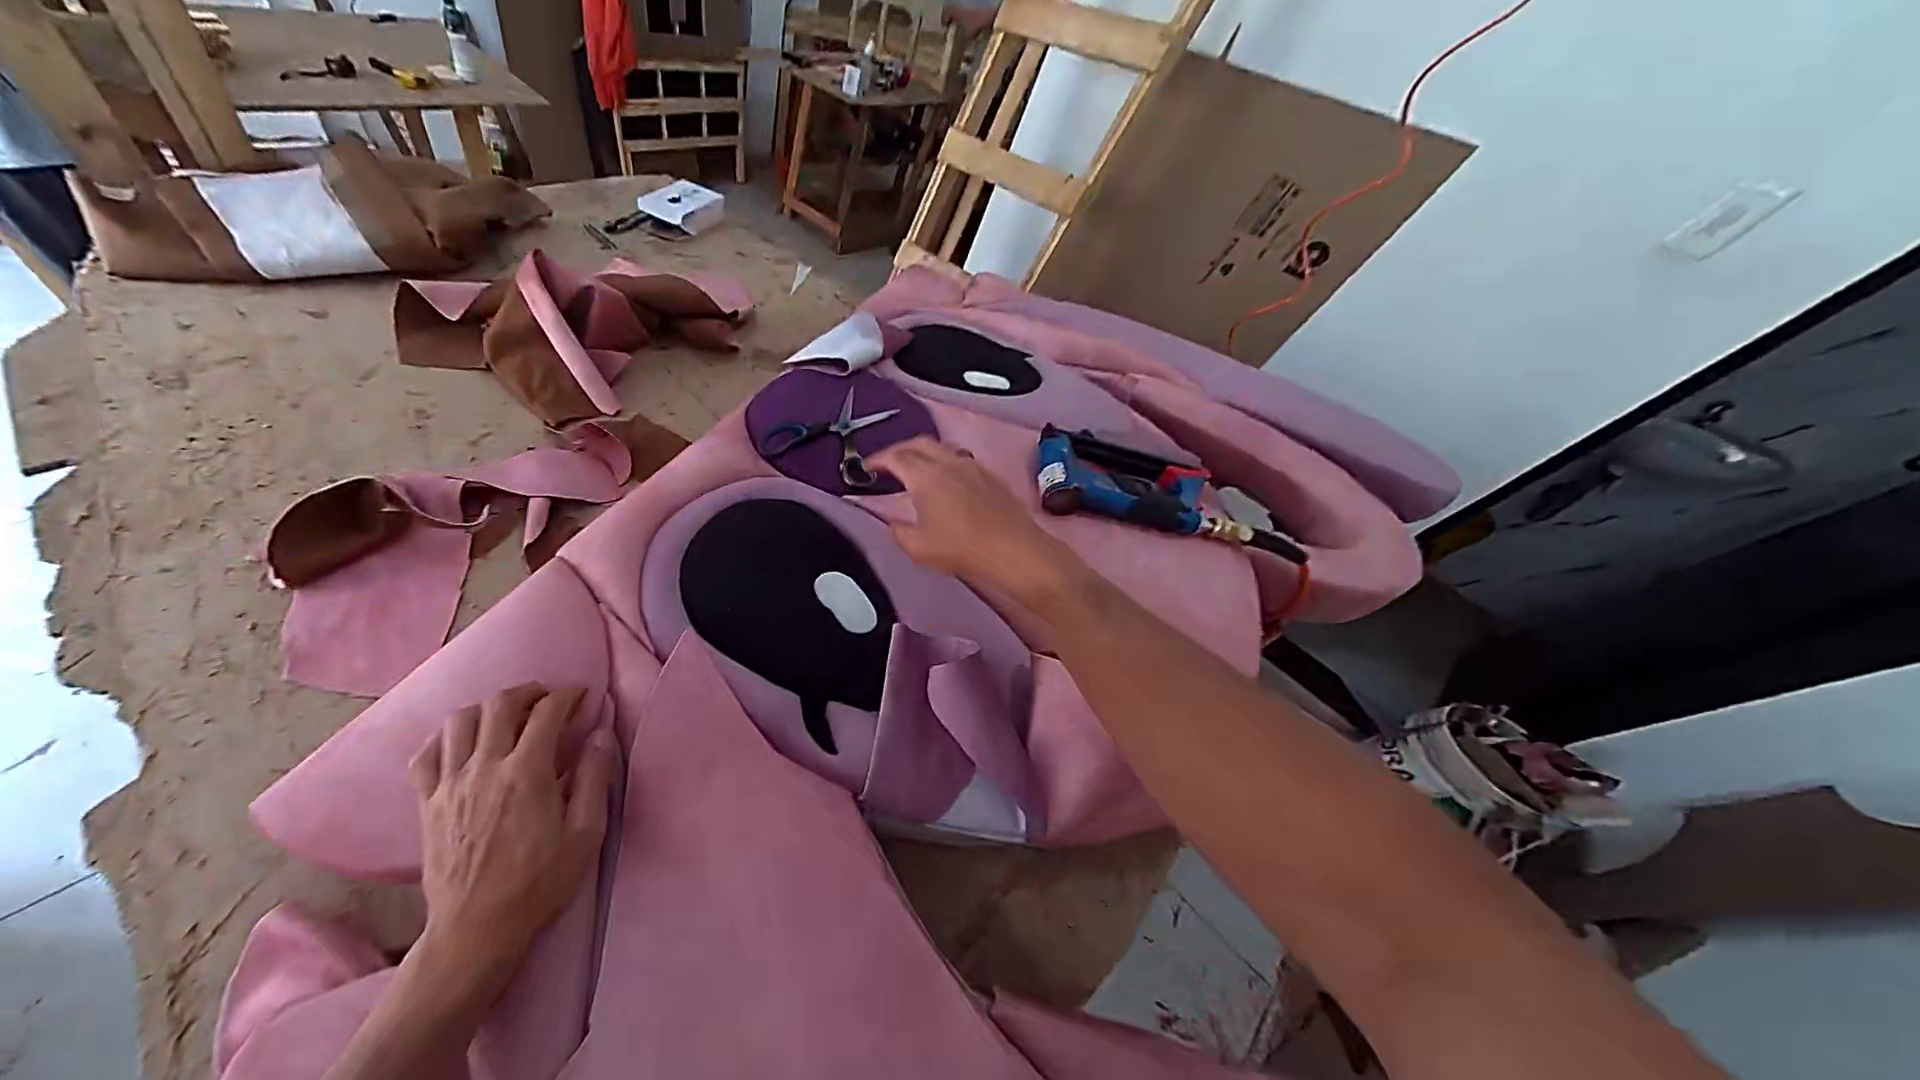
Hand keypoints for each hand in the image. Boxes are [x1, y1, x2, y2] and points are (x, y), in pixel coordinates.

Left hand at [408, 684, 616, 981]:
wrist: (477, 930)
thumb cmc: (541, 882)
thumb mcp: (585, 832)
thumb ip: (595, 777)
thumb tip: (600, 733)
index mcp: (526, 773)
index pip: (547, 712)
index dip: (569, 696)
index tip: (583, 696)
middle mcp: (484, 769)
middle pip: (499, 705)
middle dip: (528, 692)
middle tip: (548, 698)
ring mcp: (449, 786)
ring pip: (459, 722)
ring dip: (487, 708)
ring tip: (508, 716)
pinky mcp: (427, 805)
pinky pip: (426, 755)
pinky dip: (446, 738)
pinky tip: (463, 744)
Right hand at [869, 437, 1088, 610]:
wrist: (1012, 549)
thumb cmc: (964, 548)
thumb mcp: (918, 548)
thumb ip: (899, 532)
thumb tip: (895, 526)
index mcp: (926, 476)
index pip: (895, 456)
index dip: (878, 459)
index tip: (869, 466)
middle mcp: (949, 463)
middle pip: (918, 443)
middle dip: (899, 449)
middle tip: (889, 463)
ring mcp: (973, 466)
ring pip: (942, 448)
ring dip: (924, 453)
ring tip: (917, 469)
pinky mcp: (990, 476)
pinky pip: (961, 459)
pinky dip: (946, 462)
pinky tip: (947, 481)